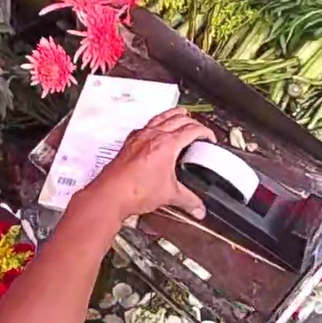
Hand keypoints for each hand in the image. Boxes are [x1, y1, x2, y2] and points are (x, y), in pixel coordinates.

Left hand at [76, 108, 213, 224]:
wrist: (111, 195)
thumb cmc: (134, 191)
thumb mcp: (170, 195)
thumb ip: (189, 200)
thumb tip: (198, 208)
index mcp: (167, 144)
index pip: (192, 130)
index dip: (205, 132)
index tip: (210, 138)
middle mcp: (153, 136)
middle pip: (177, 118)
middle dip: (192, 121)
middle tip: (198, 127)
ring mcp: (140, 137)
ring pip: (161, 117)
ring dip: (173, 114)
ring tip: (180, 114)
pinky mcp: (129, 143)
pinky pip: (146, 125)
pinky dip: (156, 123)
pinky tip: (154, 129)